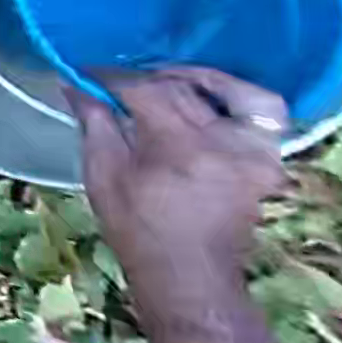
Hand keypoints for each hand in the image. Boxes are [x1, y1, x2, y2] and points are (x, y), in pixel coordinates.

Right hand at [70, 68, 287, 311]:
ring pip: (240, 94)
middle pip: (184, 89)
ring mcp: (258, 155)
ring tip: (166, 80)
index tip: (83, 72)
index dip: (110, 77)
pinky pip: (263, 116)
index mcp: (182, 148)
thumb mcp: (101, 168)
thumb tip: (73, 82)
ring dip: (199, 80)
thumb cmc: (133, 222)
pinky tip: (203, 101)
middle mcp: (228, 146)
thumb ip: (94, 118)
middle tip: (112, 81)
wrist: (185, 270)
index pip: (145, 89)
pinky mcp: (268, 162)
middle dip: (142, 78)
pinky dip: (234, 100)